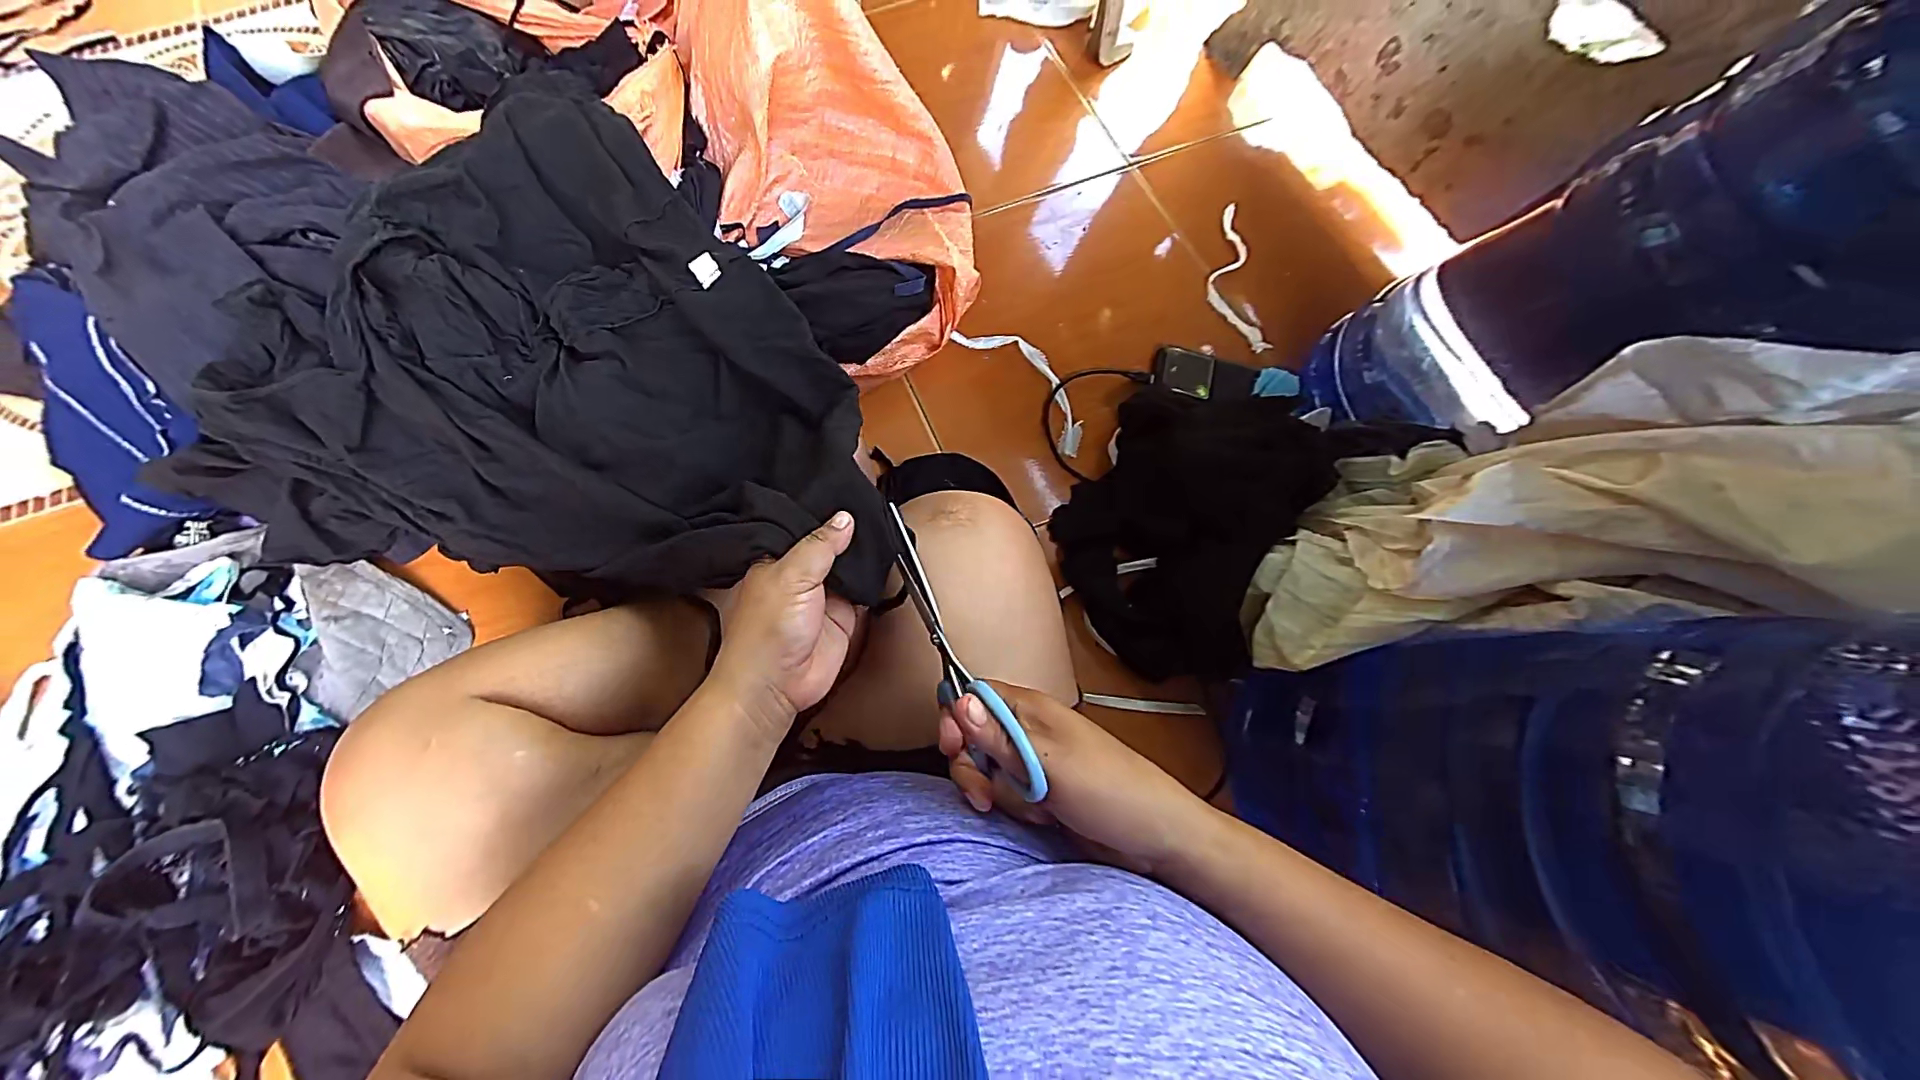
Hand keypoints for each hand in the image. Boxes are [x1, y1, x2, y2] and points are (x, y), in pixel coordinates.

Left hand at [707, 512, 859, 733]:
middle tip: (869, 511)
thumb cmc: (762, 637)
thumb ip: (819, 546)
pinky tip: (881, 567)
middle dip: (848, 534)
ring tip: (879, 534)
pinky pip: (863, 593)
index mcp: (777, 560)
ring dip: (862, 558)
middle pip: (830, 546)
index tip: (846, 496)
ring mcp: (822, 596)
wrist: (776, 685)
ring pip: (849, 568)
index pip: (804, 528)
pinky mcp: (842, 616)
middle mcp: (800, 576)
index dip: (823, 513)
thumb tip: (842, 520)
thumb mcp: (790, 577)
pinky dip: (873, 584)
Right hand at [939, 681, 1220, 876]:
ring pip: (987, 769)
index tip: (952, 746)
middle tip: (989, 793)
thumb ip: (999, 736)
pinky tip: (1040, 816)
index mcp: (1030, 708)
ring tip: (1033, 806)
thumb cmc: (1112, 790)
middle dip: (974, 767)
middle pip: (972, 736)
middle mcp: (1028, 729)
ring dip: (999, 792)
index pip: (973, 694)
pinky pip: (1006, 793)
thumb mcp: (1049, 763)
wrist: (1154, 836)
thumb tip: (959, 700)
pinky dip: (1015, 807)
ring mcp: (1033, 760)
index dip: (956, 717)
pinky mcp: (1039, 789)